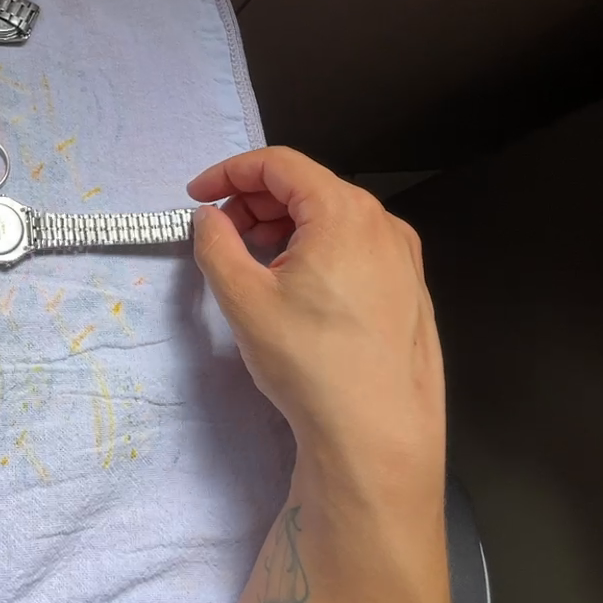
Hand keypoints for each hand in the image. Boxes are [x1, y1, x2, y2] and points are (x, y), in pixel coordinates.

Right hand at [188, 146, 443, 506]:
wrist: (376, 438)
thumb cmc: (308, 359)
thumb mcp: (243, 297)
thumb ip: (215, 243)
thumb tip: (209, 218)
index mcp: (344, 213)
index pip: (278, 164)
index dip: (227, 172)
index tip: (195, 197)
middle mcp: (382, 224)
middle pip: (306, 186)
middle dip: (252, 200)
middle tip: (218, 233)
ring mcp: (402, 258)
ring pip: (329, 217)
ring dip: (280, 225)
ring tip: (250, 261)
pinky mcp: (407, 290)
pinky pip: (351, 246)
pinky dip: (310, 247)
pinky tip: (291, 285)